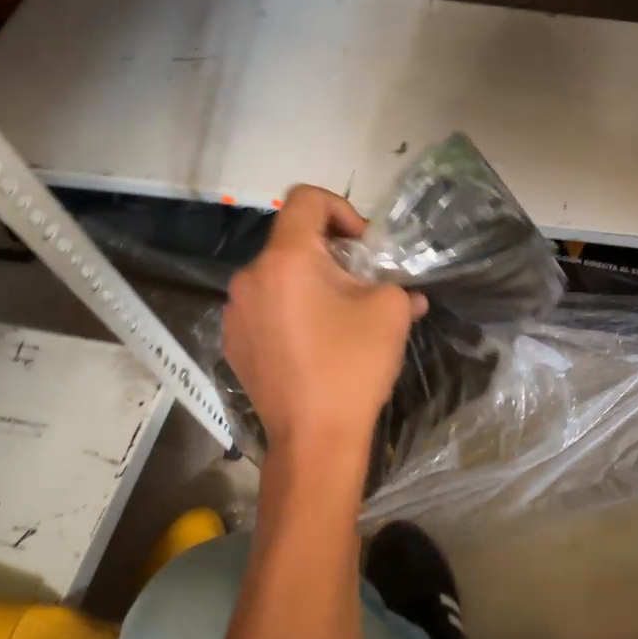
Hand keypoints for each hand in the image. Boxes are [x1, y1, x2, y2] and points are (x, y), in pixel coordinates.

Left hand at [223, 185, 425, 451]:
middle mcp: (251, 277)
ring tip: (340, 317)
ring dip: (310, 283)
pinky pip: (265, 308)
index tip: (363, 244)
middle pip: (292, 240)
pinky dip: (291, 311)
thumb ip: (397, 284)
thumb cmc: (353, 365)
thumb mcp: (391, 312)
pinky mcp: (233, 342)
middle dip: (330, 252)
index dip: (341, 207)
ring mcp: (236, 312)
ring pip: (278, 276)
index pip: (306, 199)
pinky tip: (315, 344)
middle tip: (361, 284)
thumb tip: (404, 292)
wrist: (314, 439)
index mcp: (287, 259)